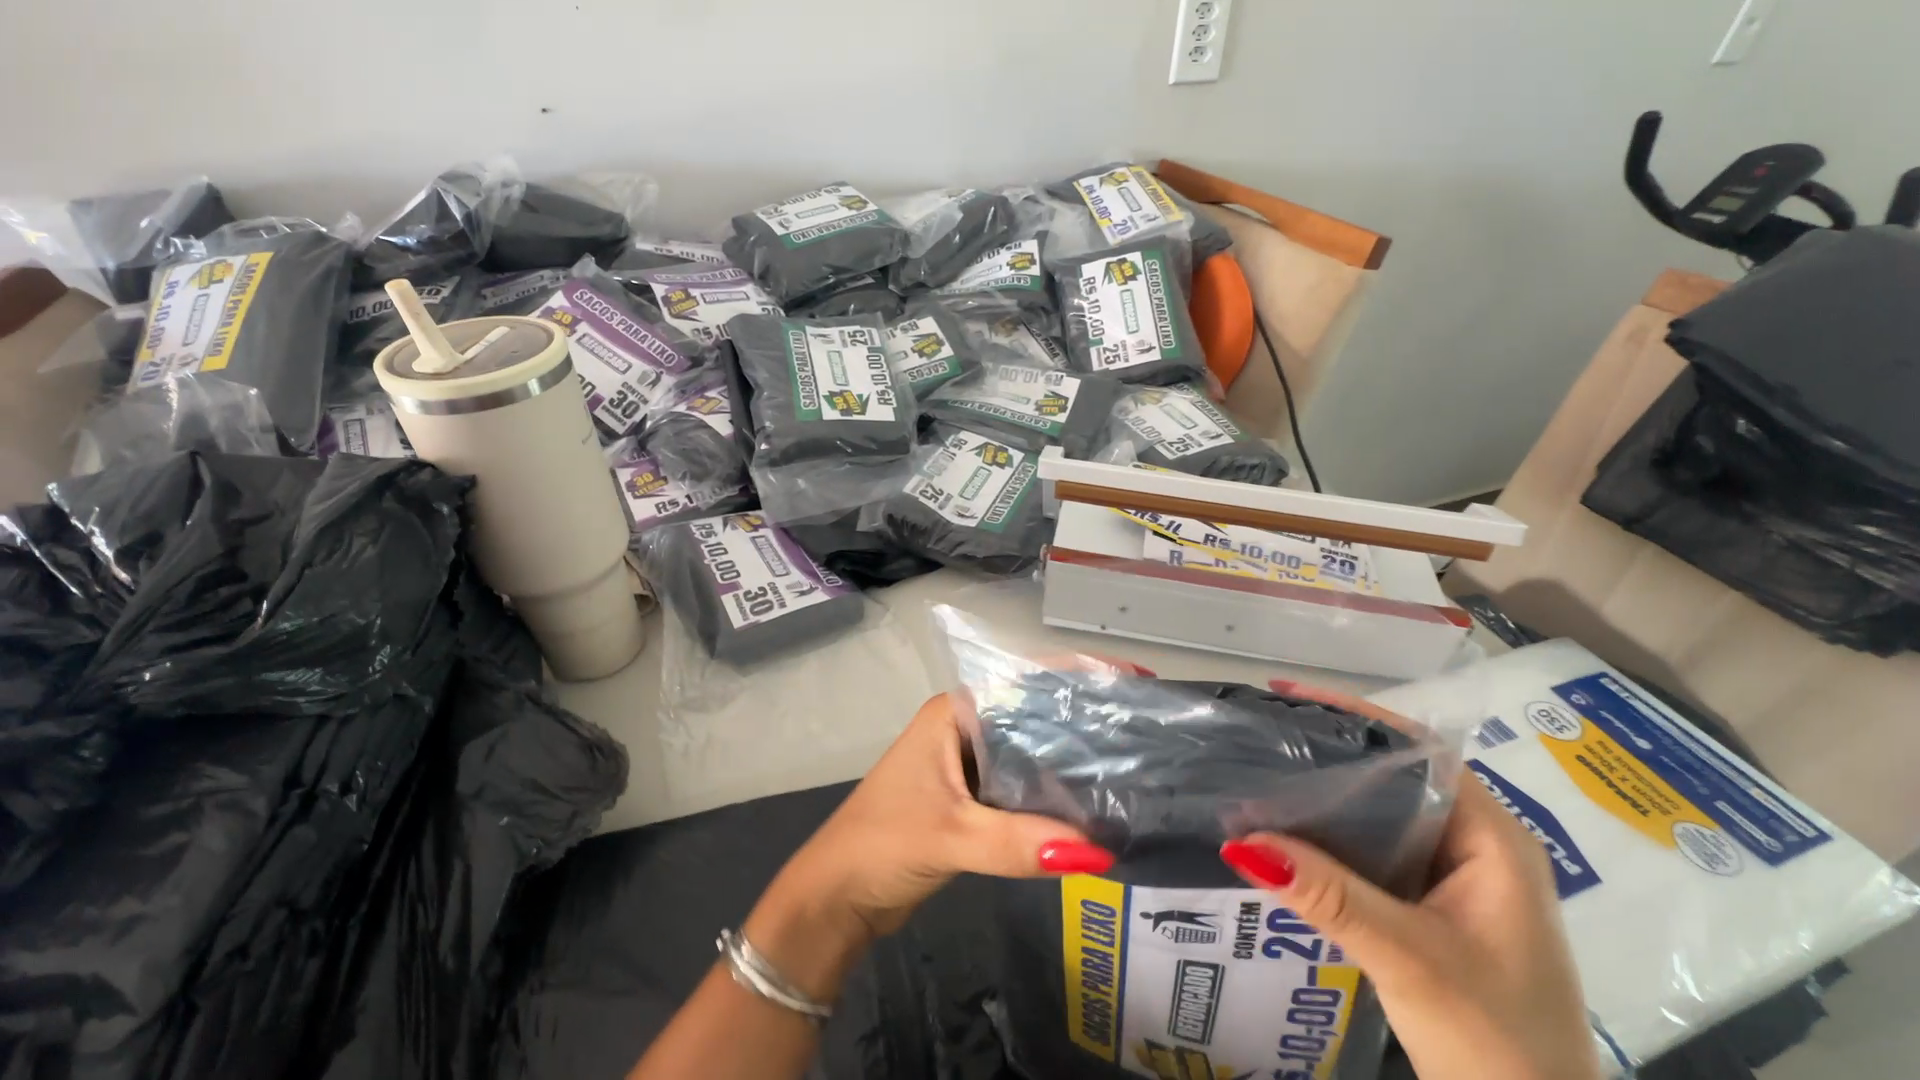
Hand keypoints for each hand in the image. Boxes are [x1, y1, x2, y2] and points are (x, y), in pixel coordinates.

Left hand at [742, 692, 1113, 999]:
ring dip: (1077, 765)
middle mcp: (968, 731)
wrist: (837, 897)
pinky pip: (1028, 792)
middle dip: (1089, 723)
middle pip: (1039, 717)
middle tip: (1151, 733)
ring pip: (1037, 757)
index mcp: (957, 713)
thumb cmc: (881, 845)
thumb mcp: (951, 837)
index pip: (1029, 682)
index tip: (1137, 684)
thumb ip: (1020, 843)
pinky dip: (1059, 799)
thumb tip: (1101, 854)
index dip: (1081, 678)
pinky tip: (1100, 810)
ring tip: (1140, 769)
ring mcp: (972, 768)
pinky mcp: (976, 804)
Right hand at [1220, 684, 1600, 1079]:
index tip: (1287, 701)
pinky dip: (1332, 849)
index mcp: (1491, 837)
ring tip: (1256, 784)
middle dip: (1327, 758)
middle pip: (1395, 781)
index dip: (1353, 717)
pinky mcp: (1434, 915)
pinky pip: (1376, 862)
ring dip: (1325, 807)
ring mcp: (1456, 883)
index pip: (1417, 751)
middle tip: (1256, 741)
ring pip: (1382, 824)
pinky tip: (1286, 848)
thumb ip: (1330, 896)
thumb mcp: (1409, 957)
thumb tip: (1242, 839)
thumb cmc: (1495, 1035)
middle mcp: (1475, 847)